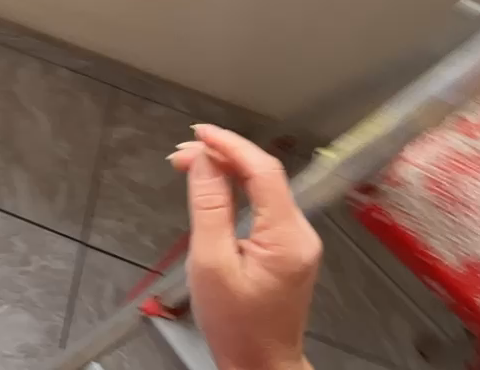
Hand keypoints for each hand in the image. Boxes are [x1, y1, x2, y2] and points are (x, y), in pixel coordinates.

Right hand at [169, 124, 321, 369]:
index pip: (263, 170)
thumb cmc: (233, 323)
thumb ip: (209, 206)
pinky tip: (210, 184)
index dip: (230, 144)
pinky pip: (262, 201)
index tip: (198, 133)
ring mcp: (296, 238)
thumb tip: (203, 159)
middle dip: (221, 154)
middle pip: (262, 173)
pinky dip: (234, 185)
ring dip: (225, 168)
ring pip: (261, 184)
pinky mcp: (286, 244)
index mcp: (286, 237)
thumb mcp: (210, 262)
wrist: (259, 365)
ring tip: (186, 163)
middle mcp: (300, 233)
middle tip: (179, 154)